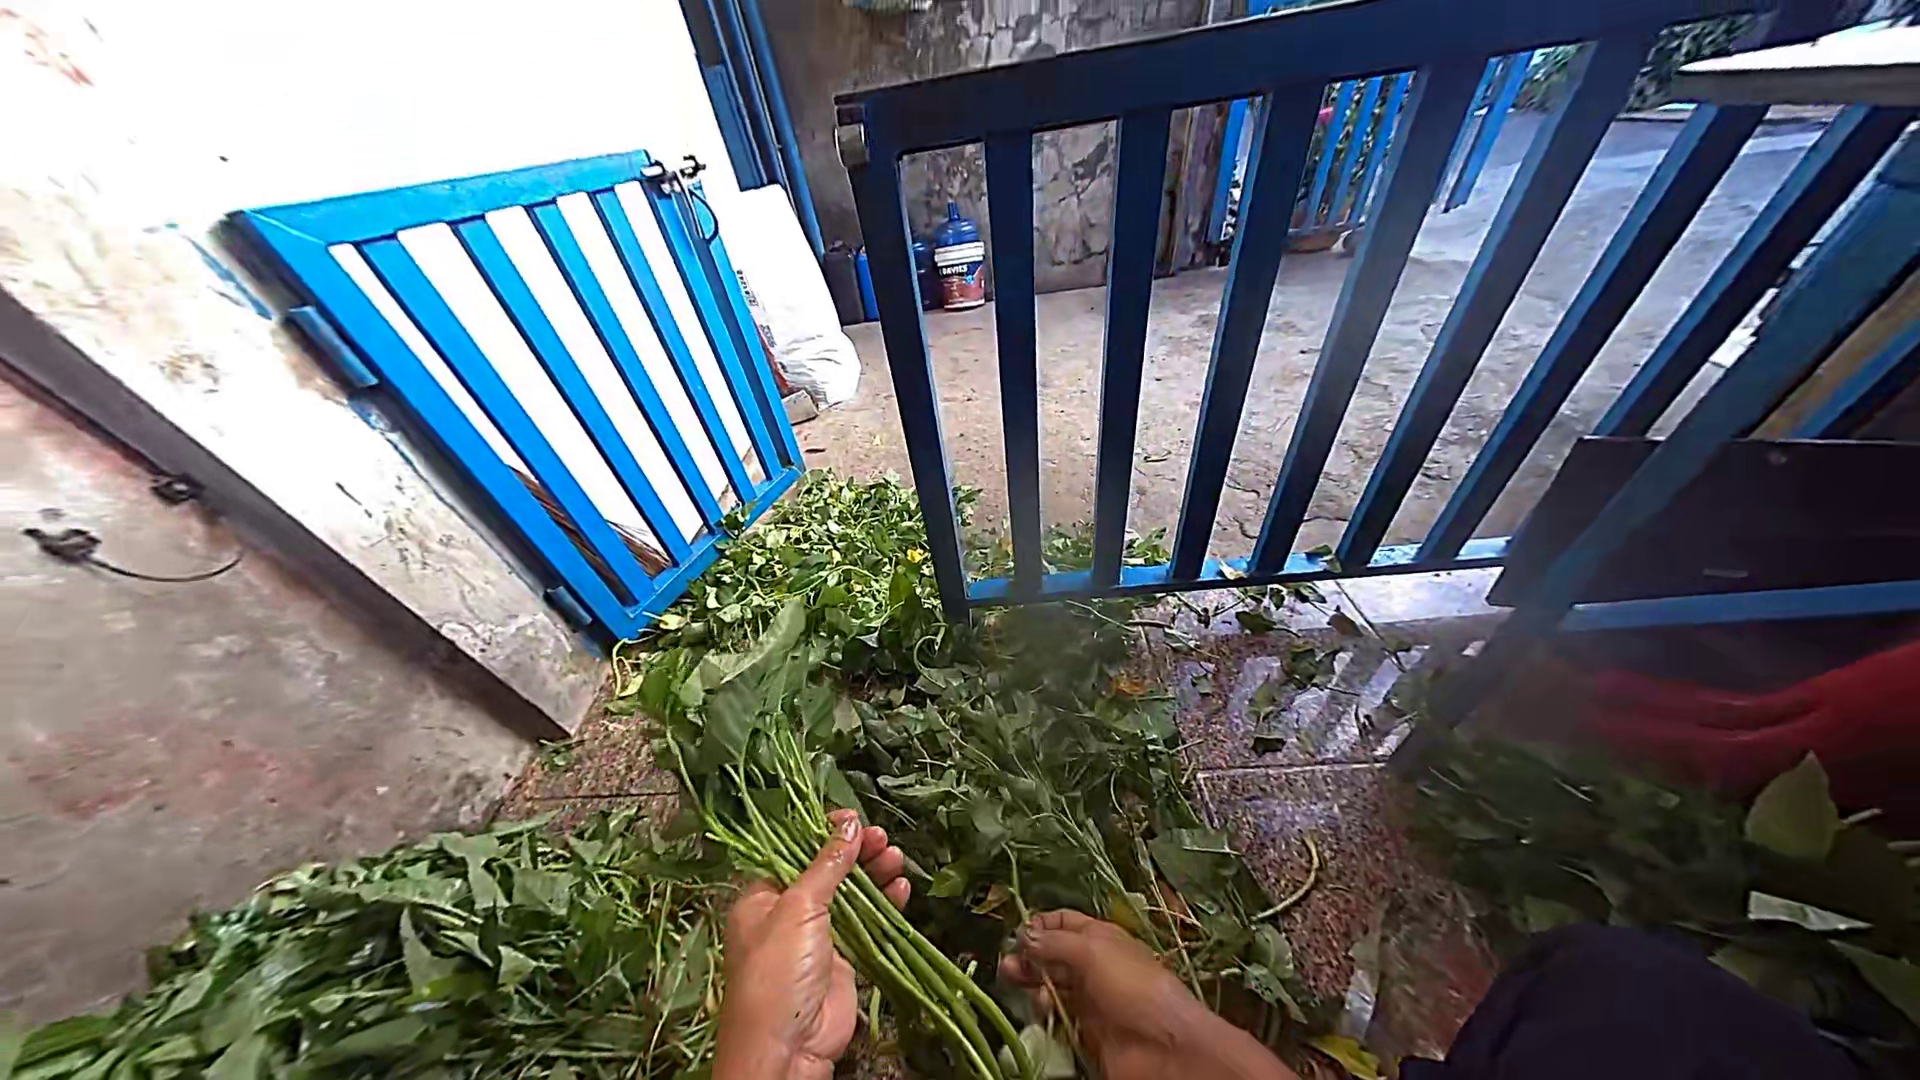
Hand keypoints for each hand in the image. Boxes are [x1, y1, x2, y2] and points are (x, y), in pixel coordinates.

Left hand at [714, 809, 909, 1079]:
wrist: (788, 1050)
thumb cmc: (778, 971)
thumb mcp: (798, 907)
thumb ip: (827, 864)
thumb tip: (850, 825)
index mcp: (765, 894)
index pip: (795, 849)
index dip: (823, 830)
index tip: (850, 818)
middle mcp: (790, 910)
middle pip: (829, 867)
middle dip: (856, 851)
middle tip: (880, 837)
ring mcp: (819, 933)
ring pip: (853, 891)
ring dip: (874, 873)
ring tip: (894, 857)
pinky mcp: (845, 956)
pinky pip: (869, 920)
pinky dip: (886, 903)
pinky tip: (900, 888)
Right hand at [1000, 911, 1299, 1079]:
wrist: (1166, 1047)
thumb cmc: (1132, 985)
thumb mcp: (1092, 951)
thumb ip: (1054, 943)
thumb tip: (1022, 934)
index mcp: (1098, 937)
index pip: (1061, 922)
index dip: (1039, 925)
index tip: (1017, 934)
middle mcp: (1091, 964)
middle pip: (1051, 954)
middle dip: (1028, 956)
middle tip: (1007, 966)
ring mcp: (1089, 999)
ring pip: (1051, 985)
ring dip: (1033, 983)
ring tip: (1017, 985)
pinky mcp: (1086, 1032)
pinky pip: (1058, 1018)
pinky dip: (1045, 1013)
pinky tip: (1041, 1011)